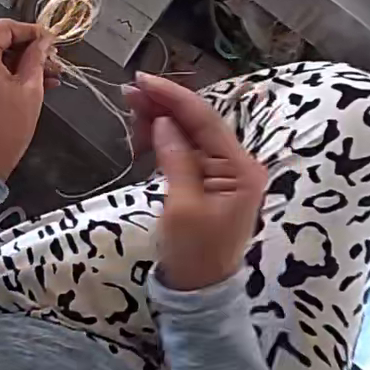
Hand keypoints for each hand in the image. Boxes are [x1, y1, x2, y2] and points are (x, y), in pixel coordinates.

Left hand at [0, 19, 53, 180]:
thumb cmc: (5, 127)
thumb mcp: (30, 88)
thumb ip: (37, 57)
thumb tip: (45, 41)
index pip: (4, 27)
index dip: (30, 30)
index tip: (50, 38)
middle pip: (0, 40)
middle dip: (29, 48)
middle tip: (53, 58)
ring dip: (24, 61)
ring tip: (51, 73)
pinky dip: (13, 72)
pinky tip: (38, 81)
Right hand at [131, 73, 268, 290]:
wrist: (200, 290)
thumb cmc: (194, 254)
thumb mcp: (182, 207)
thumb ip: (176, 159)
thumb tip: (162, 122)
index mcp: (240, 169)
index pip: (206, 120)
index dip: (173, 96)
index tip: (143, 80)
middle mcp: (239, 163)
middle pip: (199, 121)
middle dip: (163, 105)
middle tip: (129, 93)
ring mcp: (226, 170)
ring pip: (191, 131)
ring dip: (161, 119)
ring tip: (132, 114)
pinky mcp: (212, 178)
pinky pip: (188, 148)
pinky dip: (165, 138)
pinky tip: (144, 134)